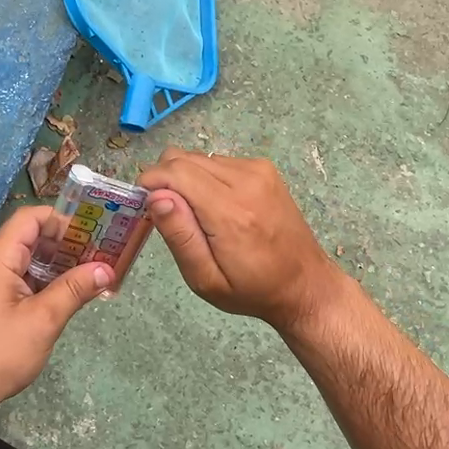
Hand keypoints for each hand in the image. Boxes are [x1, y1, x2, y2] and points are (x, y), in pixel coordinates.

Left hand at [0, 207, 113, 419]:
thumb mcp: (42, 320)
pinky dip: (40, 280)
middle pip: (28, 237)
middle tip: (100, 255)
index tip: (93, 232)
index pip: (30, 218)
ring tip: (90, 274)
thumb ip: (74, 290)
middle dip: (64, 243)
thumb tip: (105, 269)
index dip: (62, 220)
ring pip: (23, 259)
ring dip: (54, 265)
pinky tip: (64, 295)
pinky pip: (15, 277)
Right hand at [137, 148, 346, 328]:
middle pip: (182, 159)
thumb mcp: (205, 280)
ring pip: (197, 158)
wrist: (305, 285)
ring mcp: (258, 170)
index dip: (150, 182)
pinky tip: (214, 205)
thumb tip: (156, 196)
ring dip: (184, 178)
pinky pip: (216, 161)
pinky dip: (204, 177)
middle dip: (163, 179)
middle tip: (165, 212)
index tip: (143, 204)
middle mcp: (246, 181)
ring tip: (193, 212)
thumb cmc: (251, 290)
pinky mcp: (263, 168)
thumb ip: (180, 236)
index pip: (175, 172)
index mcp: (231, 213)